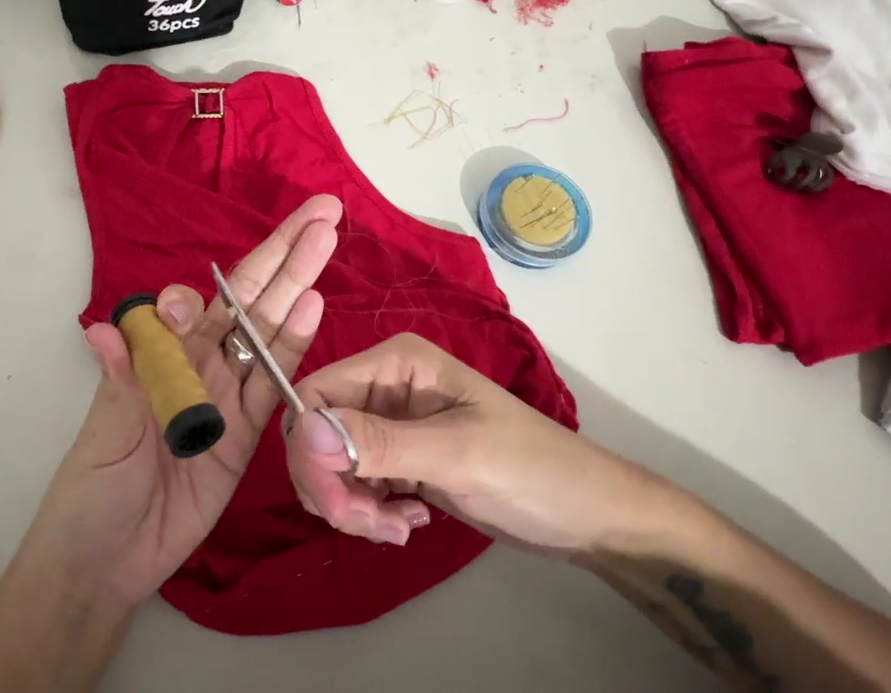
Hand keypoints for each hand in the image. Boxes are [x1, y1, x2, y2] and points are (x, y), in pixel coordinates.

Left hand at [20, 194, 342, 608]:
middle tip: (321, 213)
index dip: (220, 281)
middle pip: (249, 302)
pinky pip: (274, 386)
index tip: (212, 288)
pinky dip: (294, 349)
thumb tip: (105, 328)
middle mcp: (200, 365)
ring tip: (325, 242)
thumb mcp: (106, 432)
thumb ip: (125, 381)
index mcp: (162, 356)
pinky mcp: (248, 434)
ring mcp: (227, 397)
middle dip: (282, 257)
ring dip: (297, 287)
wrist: (110, 561)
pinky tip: (315, 309)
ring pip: (269, 331)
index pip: (199, 302)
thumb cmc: (94, 491)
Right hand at [287, 333, 681, 554]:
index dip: (310, 450)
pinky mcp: (397, 460)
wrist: (586, 514)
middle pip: (318, 434)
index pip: (316, 395)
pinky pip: (354, 484)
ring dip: (353, 506)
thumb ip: (379, 442)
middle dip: (334, 486)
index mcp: (396, 363)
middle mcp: (384, 386)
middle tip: (371, 526)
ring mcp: (389, 424)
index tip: (335, 503)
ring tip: (400, 527)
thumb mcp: (457, 454)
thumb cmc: (532, 471)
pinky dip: (369, 511)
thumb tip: (304, 432)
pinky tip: (409, 521)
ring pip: (331, 464)